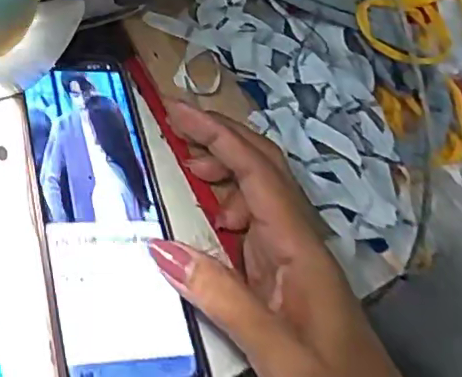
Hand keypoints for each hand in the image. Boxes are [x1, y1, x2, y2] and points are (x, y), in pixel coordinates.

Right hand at [147, 101, 398, 376]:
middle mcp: (299, 241)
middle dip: (218, 136)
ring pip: (255, 189)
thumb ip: (224, 299)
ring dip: (219, 167)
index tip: (175, 109)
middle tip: (173, 125)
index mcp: (301, 247)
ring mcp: (294, 257)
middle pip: (262, 166)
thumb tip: (159, 245)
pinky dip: (221, 202)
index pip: (256, 170)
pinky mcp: (285, 277)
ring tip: (183, 167)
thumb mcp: (281, 353)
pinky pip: (249, 220)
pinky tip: (204, 218)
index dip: (215, 133)